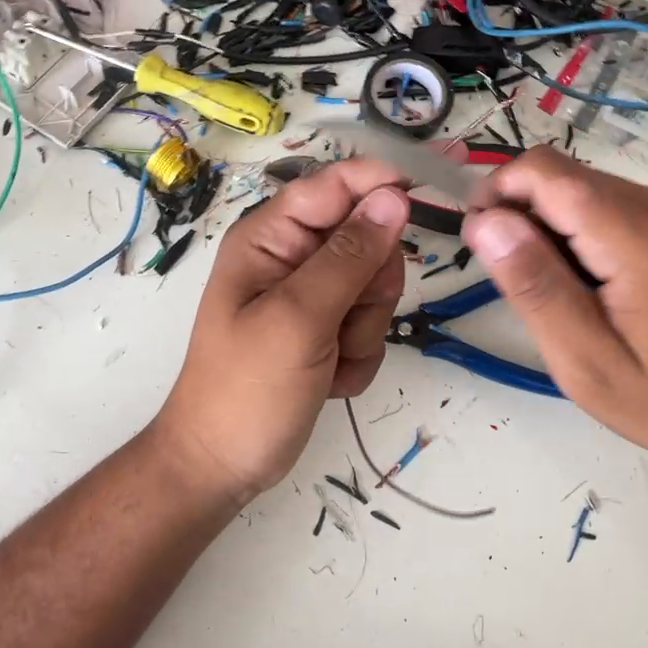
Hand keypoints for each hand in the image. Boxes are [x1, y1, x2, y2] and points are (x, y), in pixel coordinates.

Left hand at [152, 161, 410, 504]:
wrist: (223, 463)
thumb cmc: (247, 388)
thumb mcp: (299, 317)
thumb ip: (349, 256)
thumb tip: (393, 196)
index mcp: (270, 238)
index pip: (335, 185)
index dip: (379, 184)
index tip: (424, 197)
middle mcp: (291, 258)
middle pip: (367, 238)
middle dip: (369, 285)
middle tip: (345, 319)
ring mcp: (309, 297)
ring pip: (375, 287)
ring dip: (364, 329)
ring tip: (328, 358)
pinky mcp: (324, 331)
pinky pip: (369, 326)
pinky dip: (357, 356)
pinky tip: (327, 379)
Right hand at [461, 148, 647, 478]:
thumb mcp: (587, 363)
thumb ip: (535, 287)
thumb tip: (486, 221)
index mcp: (638, 241)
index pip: (546, 172)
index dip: (497, 190)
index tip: (480, 239)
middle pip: (564, 176)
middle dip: (522, 212)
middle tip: (519, 282)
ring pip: (588, 187)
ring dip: (554, 224)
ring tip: (562, 292)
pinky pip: (618, 204)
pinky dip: (587, 230)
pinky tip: (598, 285)